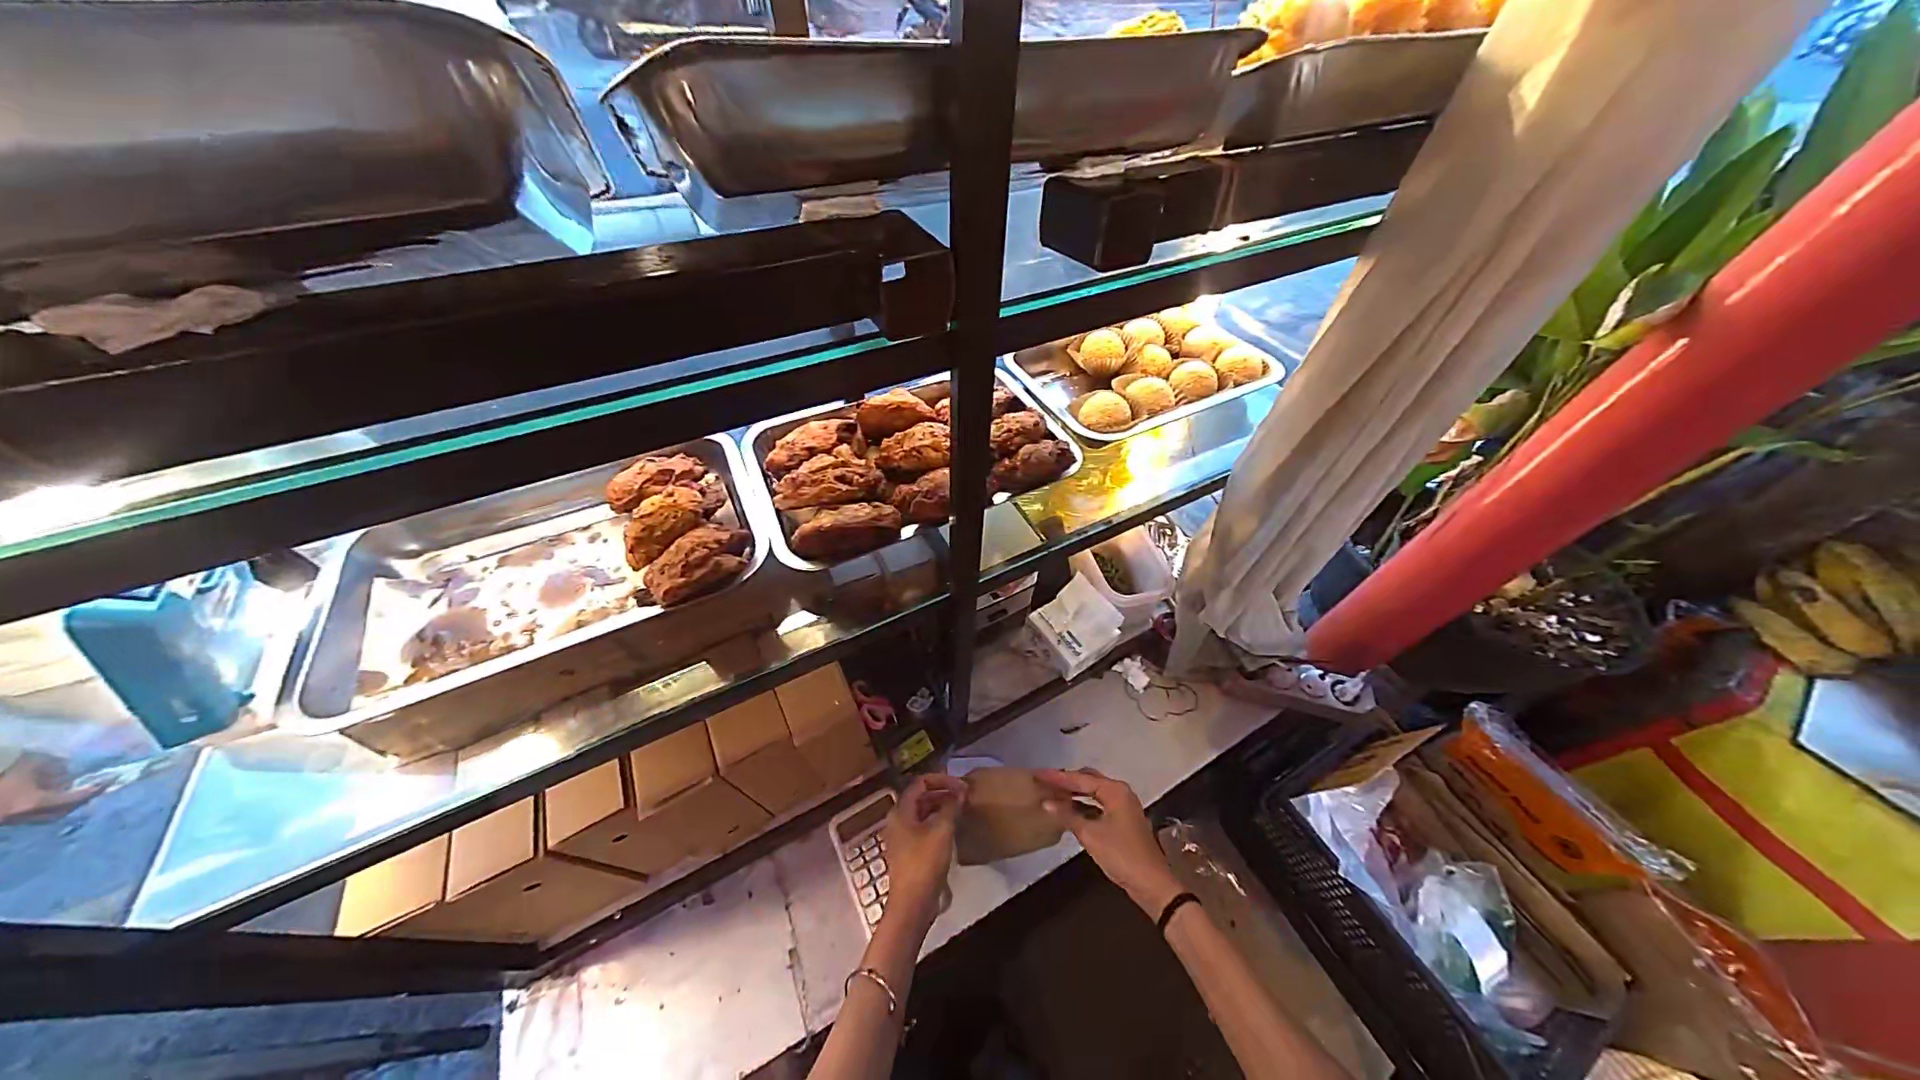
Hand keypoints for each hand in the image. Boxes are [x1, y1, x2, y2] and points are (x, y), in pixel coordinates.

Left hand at [880, 773, 965, 927]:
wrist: (912, 903)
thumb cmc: (924, 862)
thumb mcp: (942, 831)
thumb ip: (951, 807)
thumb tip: (959, 791)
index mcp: (900, 811)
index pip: (920, 783)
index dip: (942, 780)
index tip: (961, 786)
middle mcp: (897, 820)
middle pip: (920, 797)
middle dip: (943, 792)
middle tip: (964, 795)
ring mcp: (902, 837)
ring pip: (923, 813)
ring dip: (941, 807)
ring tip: (961, 809)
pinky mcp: (909, 851)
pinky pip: (924, 828)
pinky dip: (938, 822)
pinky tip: (953, 828)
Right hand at [1037, 768, 1183, 917]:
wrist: (1151, 883)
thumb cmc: (1121, 855)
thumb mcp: (1090, 834)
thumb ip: (1068, 815)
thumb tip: (1047, 802)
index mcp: (1115, 791)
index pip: (1080, 779)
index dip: (1057, 777)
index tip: (1038, 774)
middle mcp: (1121, 793)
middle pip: (1089, 780)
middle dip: (1067, 781)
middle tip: (1044, 782)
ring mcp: (1123, 807)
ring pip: (1094, 792)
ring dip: (1075, 793)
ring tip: (1053, 793)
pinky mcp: (1123, 820)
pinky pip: (1099, 804)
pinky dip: (1084, 805)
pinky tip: (1070, 811)